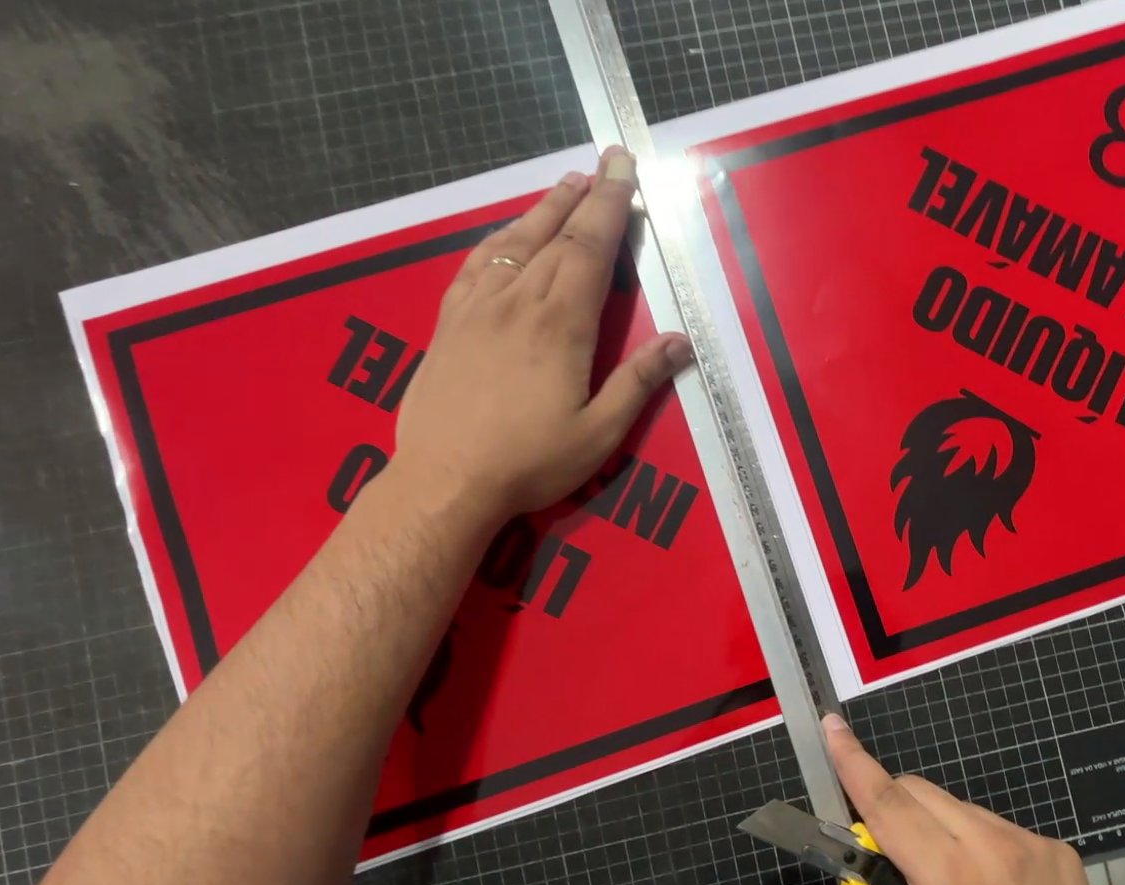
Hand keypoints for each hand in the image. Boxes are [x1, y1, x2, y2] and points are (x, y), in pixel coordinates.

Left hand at [393, 147, 693, 519]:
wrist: (445, 480)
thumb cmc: (530, 462)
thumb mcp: (599, 433)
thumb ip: (638, 383)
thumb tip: (679, 341)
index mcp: (561, 325)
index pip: (590, 248)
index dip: (611, 206)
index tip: (624, 169)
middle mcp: (518, 302)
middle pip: (555, 234)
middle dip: (585, 196)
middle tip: (604, 165)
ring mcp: (478, 308)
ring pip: (514, 241)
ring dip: (543, 209)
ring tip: (565, 185)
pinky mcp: (449, 322)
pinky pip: (475, 264)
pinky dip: (498, 239)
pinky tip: (506, 234)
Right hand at [824, 715, 1124, 884]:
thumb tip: (851, 875)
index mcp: (953, 883)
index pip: (889, 805)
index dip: (854, 763)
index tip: (832, 728)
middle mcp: (997, 848)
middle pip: (919, 792)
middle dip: (889, 810)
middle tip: (891, 866)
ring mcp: (1034, 844)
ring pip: (956, 806)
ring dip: (934, 829)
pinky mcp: (1058, 850)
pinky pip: (994, 825)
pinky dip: (974, 843)